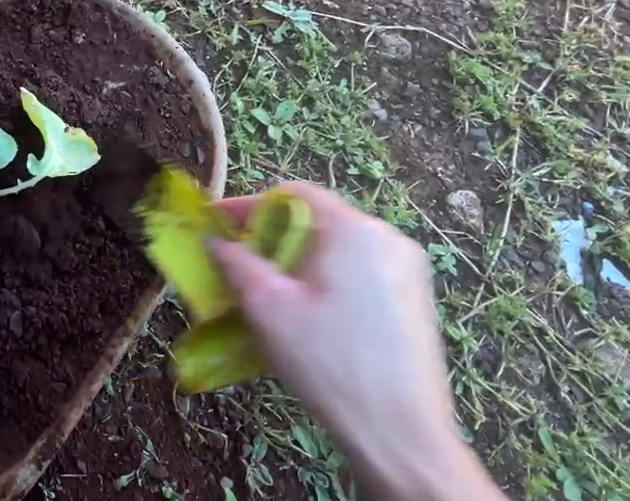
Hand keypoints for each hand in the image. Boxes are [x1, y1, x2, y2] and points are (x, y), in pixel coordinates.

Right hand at [207, 182, 502, 500]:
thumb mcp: (267, 306)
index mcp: (354, 230)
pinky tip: (308, 311)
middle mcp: (387, 238)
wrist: (402, 437)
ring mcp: (407, 269)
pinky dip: (326, 277)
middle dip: (272, 235)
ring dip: (298, 259)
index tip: (216, 223)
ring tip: (269, 289)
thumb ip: (236, 261)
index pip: (292, 193)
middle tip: (239, 260)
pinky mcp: (415, 299)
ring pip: (337, 246)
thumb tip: (215, 239)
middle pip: (316, 218)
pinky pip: (359, 269)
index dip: (247, 205)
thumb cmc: (330, 363)